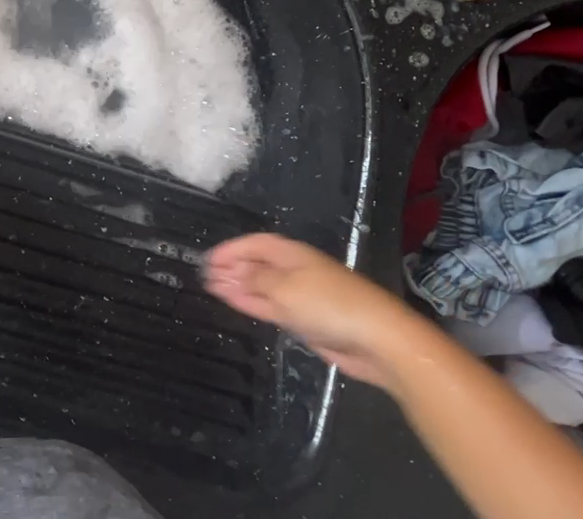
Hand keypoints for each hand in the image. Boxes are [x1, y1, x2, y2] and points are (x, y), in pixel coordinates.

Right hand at [203, 234, 423, 389]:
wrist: (377, 340)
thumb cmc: (329, 304)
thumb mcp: (285, 288)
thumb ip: (256, 279)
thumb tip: (234, 272)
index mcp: (293, 254)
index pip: (255, 244)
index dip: (231, 249)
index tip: (207, 260)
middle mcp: (295, 271)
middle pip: (258, 264)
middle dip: (232, 268)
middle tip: (205, 276)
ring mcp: (301, 296)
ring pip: (262, 287)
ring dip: (239, 286)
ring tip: (212, 288)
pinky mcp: (305, 320)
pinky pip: (271, 306)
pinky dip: (252, 303)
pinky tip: (235, 302)